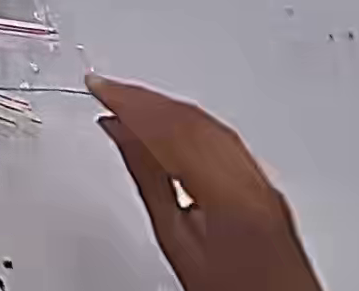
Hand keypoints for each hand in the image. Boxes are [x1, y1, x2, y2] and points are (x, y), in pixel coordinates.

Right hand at [88, 75, 322, 290]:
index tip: (98, 87)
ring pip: (202, 121)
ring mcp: (259, 177)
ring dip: (159, 104)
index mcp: (229, 193)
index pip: (170, 128)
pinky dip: (182, 117)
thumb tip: (117, 129)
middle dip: (141, 98)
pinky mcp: (260, 179)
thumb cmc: (230, 290)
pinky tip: (160, 115)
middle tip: (104, 88)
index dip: (128, 101)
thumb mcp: (174, 238)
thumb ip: (147, 176)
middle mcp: (250, 177)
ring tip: (124, 98)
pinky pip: (216, 132)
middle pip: (188, 119)